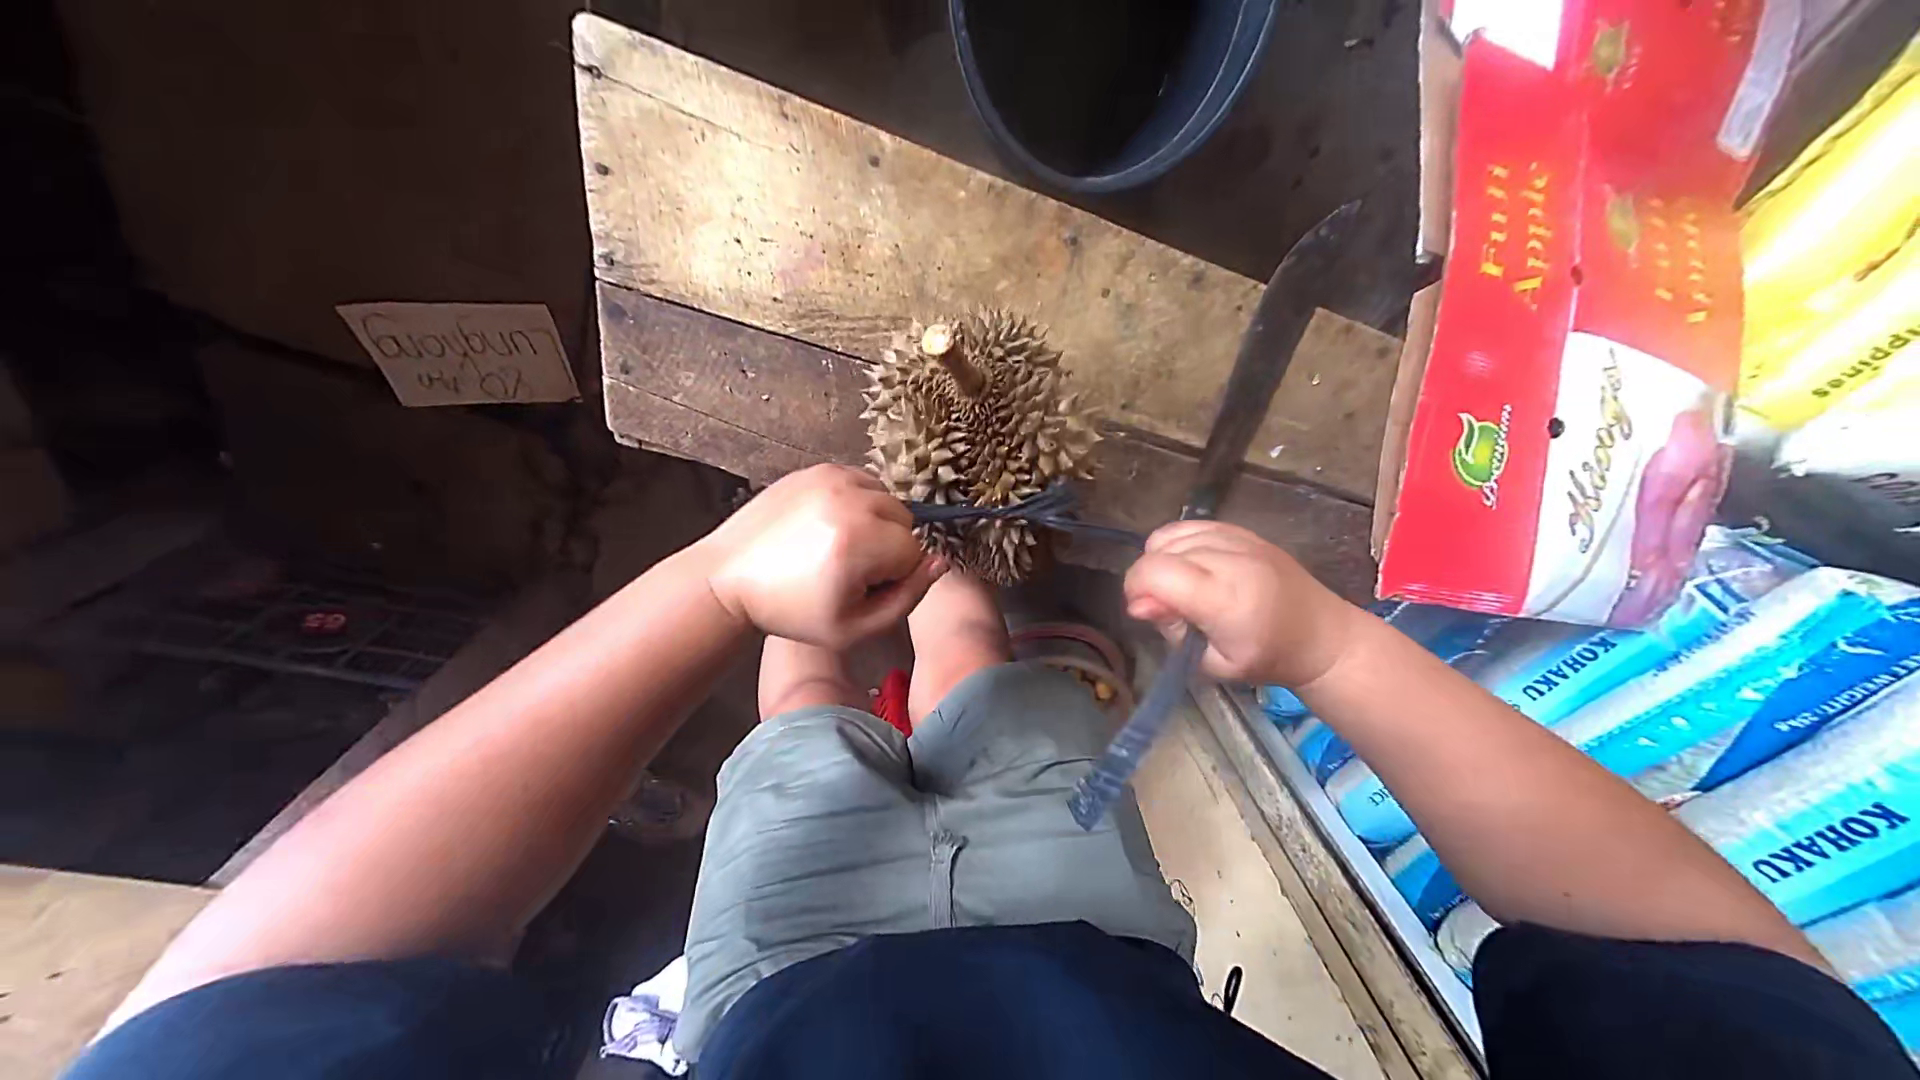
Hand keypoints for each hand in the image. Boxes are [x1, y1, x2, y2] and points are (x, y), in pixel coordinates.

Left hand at [700, 464, 945, 648]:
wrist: (729, 577)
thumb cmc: (790, 610)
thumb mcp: (856, 627)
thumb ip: (909, 598)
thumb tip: (940, 562)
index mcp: (860, 540)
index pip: (915, 553)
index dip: (893, 577)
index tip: (858, 587)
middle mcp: (850, 500)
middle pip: (906, 521)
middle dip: (888, 546)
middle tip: (847, 569)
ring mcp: (832, 478)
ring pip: (887, 500)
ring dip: (874, 523)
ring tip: (836, 546)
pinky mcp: (818, 469)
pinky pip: (863, 483)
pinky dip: (857, 503)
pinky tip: (829, 526)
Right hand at [1124, 521, 1358, 686]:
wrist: (1321, 636)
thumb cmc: (1267, 658)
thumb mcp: (1214, 664)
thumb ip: (1172, 631)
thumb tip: (1138, 605)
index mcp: (1225, 598)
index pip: (1155, 573)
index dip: (1135, 590)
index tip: (1145, 612)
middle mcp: (1230, 559)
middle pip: (1158, 552)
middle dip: (1146, 580)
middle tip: (1165, 607)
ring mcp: (1237, 538)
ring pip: (1169, 536)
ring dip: (1161, 561)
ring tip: (1180, 587)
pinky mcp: (1241, 530)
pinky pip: (1188, 526)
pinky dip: (1177, 545)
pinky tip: (1190, 566)